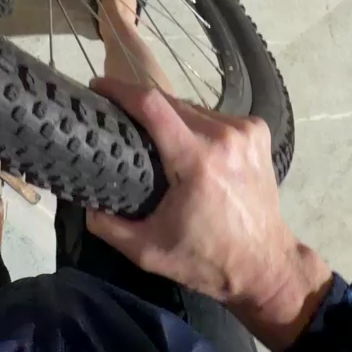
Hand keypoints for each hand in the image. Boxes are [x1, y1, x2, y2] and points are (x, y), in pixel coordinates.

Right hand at [87, 79, 332, 351]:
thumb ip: (109, 225)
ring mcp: (244, 129)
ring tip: (156, 135)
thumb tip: (84, 198)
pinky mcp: (258, 129)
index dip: (121, 90)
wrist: (266, 265)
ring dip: (171, 116)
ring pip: (193, 107)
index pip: (153, 105)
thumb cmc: (207, 259)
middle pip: (170, 103)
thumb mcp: (149, 251)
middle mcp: (223, 136)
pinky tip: (193, 144)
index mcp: (197, 160)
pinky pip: (215, 115)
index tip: (98, 86)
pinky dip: (198, 124)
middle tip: (121, 117)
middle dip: (141, 105)